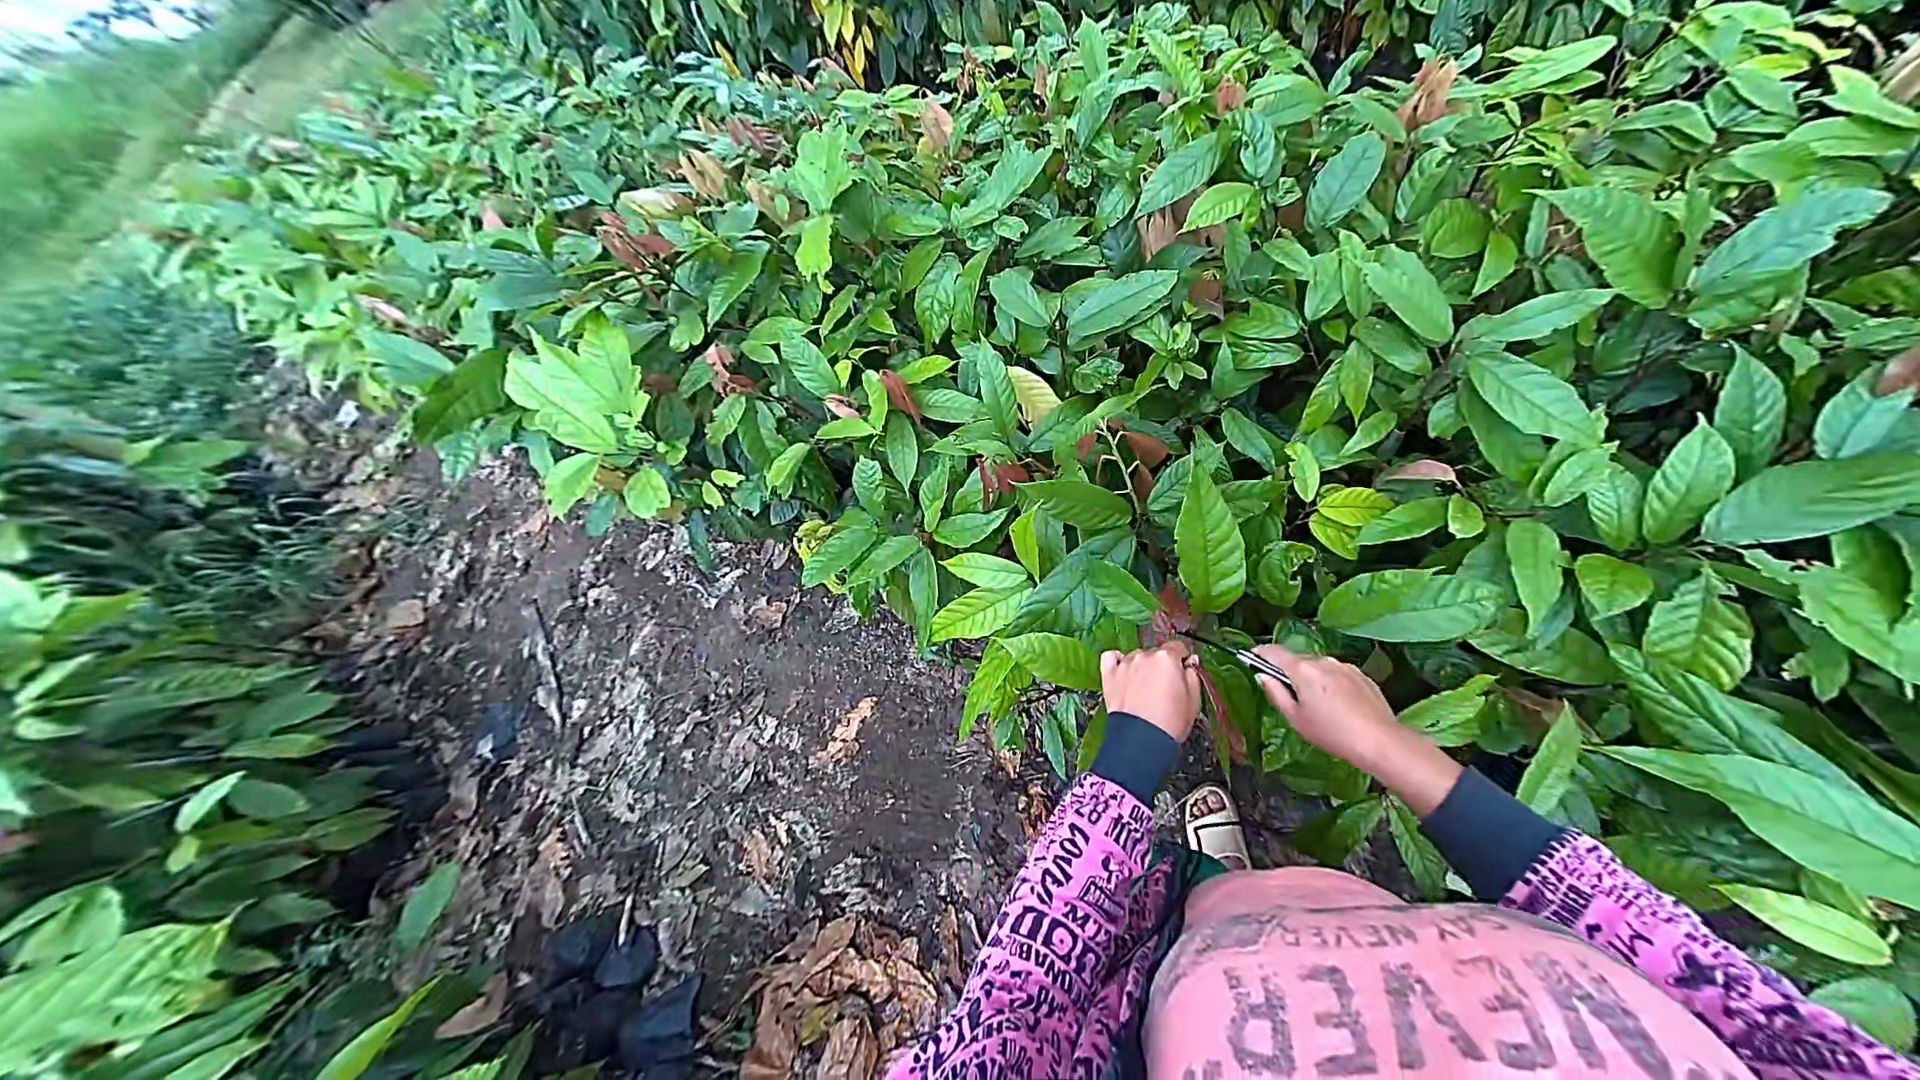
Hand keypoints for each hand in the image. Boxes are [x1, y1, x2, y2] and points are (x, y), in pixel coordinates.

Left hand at [1101, 643, 1201, 741]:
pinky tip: (1123, 671)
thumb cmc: (1169, 722)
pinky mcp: (1109, 674)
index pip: (1177, 647)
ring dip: (1141, 667)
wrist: (1142, 738)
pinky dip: (1117, 661)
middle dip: (1161, 666)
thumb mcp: (1193, 699)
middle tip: (1164, 687)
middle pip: (1155, 653)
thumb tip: (1189, 662)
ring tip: (1143, 688)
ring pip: (1136, 657)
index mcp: (1167, 658)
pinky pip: (1111, 658)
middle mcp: (1144, 656)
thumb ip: (1192, 675)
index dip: (1181, 659)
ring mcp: (1125, 664)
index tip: (1182, 669)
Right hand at [1250, 645, 1397, 766]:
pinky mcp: (1361, 675)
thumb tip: (1263, 676)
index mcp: (1302, 669)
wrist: (1381, 741)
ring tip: (1318, 704)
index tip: (1252, 657)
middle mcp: (1323, 661)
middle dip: (1289, 672)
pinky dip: (1330, 683)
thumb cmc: (1333, 733)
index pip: (1273, 651)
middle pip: (1297, 660)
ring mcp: (1345, 666)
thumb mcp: (1295, 718)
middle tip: (1290, 696)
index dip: (1259, 653)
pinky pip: (1336, 673)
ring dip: (1311, 678)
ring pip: (1318, 667)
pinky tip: (1338, 705)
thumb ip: (1275, 692)